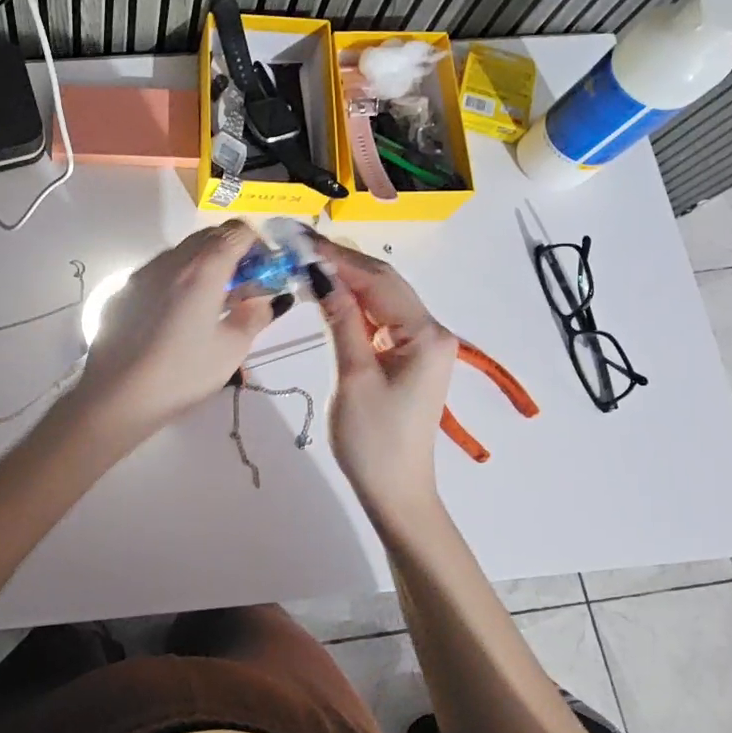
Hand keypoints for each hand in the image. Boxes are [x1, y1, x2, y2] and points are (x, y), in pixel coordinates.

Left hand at [71, 220, 277, 438]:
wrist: (117, 396)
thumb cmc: (182, 373)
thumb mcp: (231, 349)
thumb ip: (254, 316)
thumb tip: (266, 300)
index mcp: (202, 269)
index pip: (236, 231)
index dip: (257, 244)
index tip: (264, 271)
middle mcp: (170, 262)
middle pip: (208, 237)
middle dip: (231, 254)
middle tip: (242, 289)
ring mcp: (141, 275)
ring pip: (181, 254)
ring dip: (203, 267)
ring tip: (210, 306)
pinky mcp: (123, 293)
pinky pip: (158, 274)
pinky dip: (176, 283)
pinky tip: (176, 319)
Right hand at [313, 235, 458, 513]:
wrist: (394, 490)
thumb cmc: (373, 439)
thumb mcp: (353, 375)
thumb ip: (341, 320)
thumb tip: (321, 274)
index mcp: (425, 335)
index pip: (379, 281)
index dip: (339, 259)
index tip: (302, 242)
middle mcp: (431, 332)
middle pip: (385, 284)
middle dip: (344, 263)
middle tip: (300, 248)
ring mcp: (422, 345)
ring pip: (383, 300)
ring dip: (348, 282)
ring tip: (308, 266)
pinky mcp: (409, 358)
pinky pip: (381, 320)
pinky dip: (355, 306)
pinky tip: (329, 297)